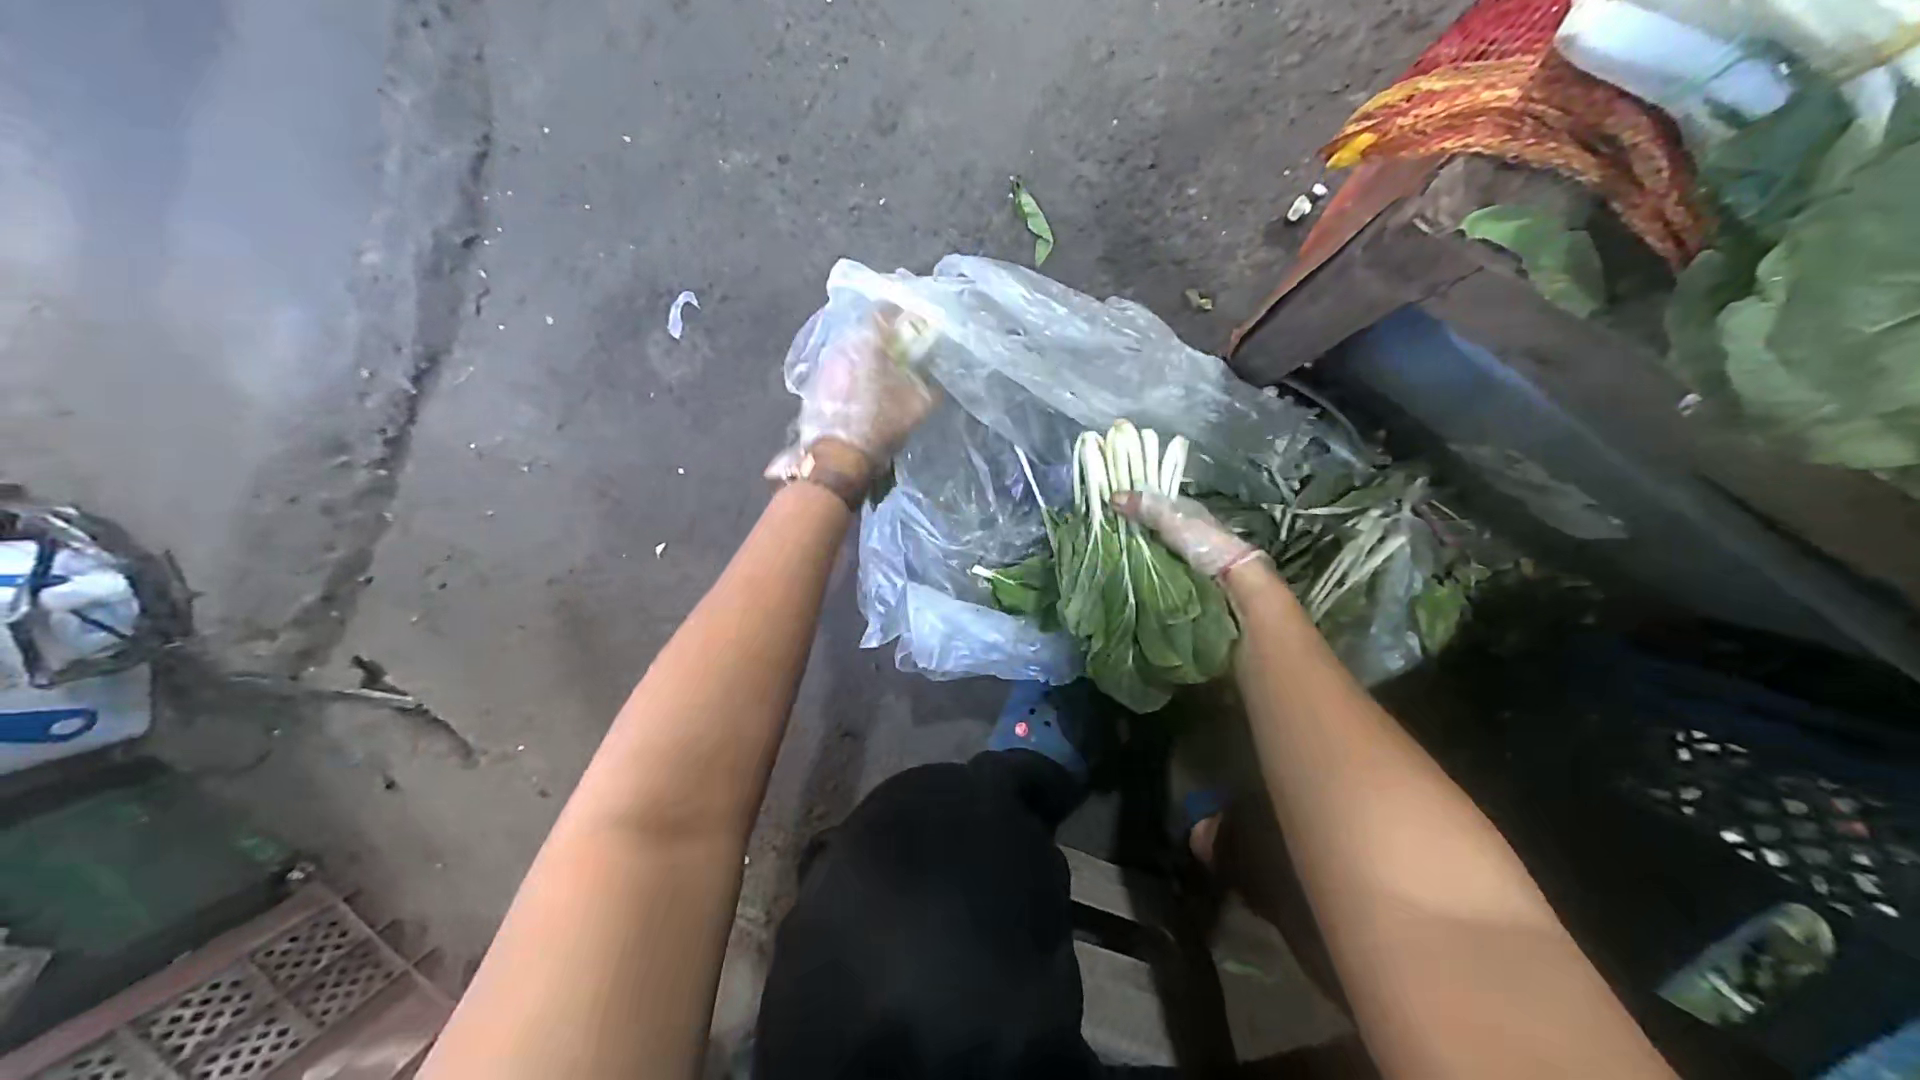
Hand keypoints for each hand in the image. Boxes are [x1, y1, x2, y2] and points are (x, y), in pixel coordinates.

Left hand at [769, 306, 938, 479]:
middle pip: (863, 331)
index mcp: (866, 343)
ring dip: (864, 358)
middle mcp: (840, 346)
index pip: (882, 312)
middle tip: (899, 354)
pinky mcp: (812, 385)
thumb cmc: (879, 428)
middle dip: (882, 340)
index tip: (912, 326)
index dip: (900, 316)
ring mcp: (822, 366)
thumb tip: (933, 369)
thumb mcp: (917, 406)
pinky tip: (860, 391)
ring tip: (879, 374)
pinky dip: (850, 374)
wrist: (837, 460)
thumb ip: (928, 381)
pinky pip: (836, 369)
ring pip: (848, 350)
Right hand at [1110, 490, 1268, 578]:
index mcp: (1181, 507)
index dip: (1130, 500)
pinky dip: (1141, 558)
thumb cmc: (1202, 541)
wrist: (1230, 575)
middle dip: (1129, 522)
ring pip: (1151, 539)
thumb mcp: (1171, 519)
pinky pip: (1154, 558)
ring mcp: (1181, 546)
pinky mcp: (1180, 566)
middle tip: (1100, 528)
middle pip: (1149, 520)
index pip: (1150, 499)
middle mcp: (1181, 523)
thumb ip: (1146, 508)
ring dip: (1133, 543)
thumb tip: (1112, 496)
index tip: (1105, 505)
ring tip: (1107, 546)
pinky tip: (1127, 563)